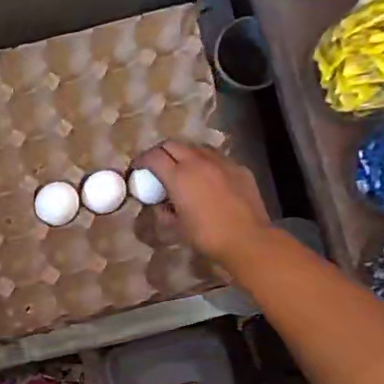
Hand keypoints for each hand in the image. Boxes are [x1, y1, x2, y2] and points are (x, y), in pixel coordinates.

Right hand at [132, 140, 274, 261]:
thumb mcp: (174, 225)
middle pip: (173, 144)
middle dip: (160, 152)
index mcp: (178, 176)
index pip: (153, 156)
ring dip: (184, 154)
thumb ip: (162, 210)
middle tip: (156, 166)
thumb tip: (160, 203)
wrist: (246, 238)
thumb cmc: (205, 234)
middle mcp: (199, 162)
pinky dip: (205, 162)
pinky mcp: (239, 168)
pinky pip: (216, 158)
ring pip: (196, 147)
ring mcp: (222, 162)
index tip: (136, 169)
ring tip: (182, 169)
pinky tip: (206, 178)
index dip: (141, 160)